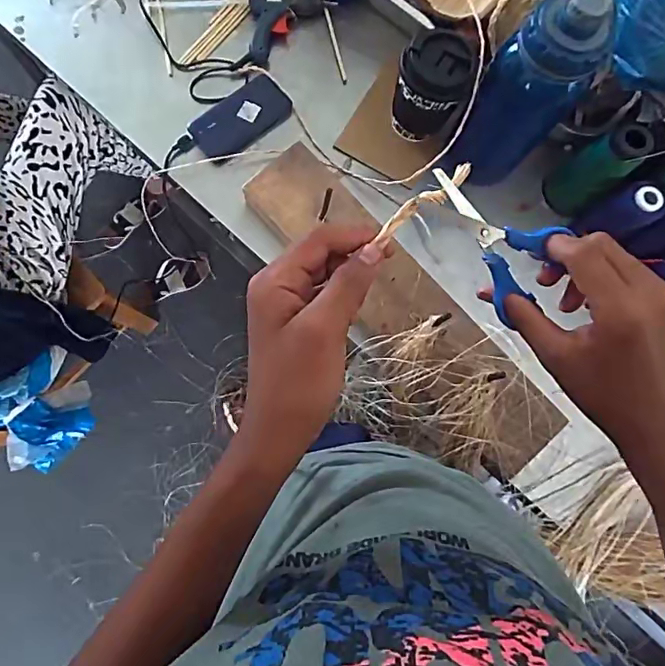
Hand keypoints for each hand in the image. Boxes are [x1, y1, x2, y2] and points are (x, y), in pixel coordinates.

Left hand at [242, 223, 386, 455]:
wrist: (278, 430)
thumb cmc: (298, 382)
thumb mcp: (325, 329)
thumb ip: (348, 284)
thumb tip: (374, 248)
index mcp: (274, 280)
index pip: (317, 240)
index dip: (353, 235)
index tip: (390, 240)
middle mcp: (274, 285)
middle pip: (318, 254)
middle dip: (352, 253)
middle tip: (389, 261)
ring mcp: (283, 305)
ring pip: (322, 274)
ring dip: (348, 274)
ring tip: (375, 283)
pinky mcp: (294, 323)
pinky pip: (321, 296)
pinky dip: (341, 294)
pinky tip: (356, 304)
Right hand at [487, 232, 664, 459]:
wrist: (657, 422)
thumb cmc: (602, 395)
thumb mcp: (555, 356)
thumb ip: (525, 317)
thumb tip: (496, 290)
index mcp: (620, 311)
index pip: (584, 254)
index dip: (553, 246)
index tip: (529, 251)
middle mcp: (651, 295)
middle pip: (602, 245)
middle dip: (568, 253)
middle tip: (545, 280)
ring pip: (619, 256)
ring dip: (587, 266)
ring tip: (570, 303)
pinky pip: (636, 272)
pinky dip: (610, 278)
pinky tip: (597, 308)